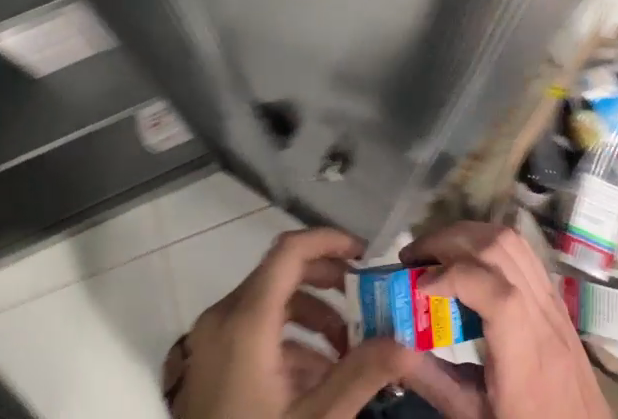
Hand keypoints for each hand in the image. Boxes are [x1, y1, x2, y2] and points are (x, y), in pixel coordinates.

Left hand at [167, 226, 445, 417]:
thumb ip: (360, 376)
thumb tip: (407, 344)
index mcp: (246, 320)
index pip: (289, 252)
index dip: (329, 241)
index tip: (366, 255)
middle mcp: (223, 315)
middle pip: (281, 274)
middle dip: (330, 285)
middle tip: (367, 305)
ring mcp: (211, 336)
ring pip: (270, 303)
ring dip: (313, 318)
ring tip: (348, 353)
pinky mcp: (210, 357)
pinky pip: (254, 329)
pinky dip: (289, 340)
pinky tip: (317, 377)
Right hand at [398, 222, 608, 418]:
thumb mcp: (474, 416)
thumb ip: (431, 379)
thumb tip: (390, 344)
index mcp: (525, 353)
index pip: (495, 291)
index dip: (451, 277)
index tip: (416, 287)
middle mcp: (543, 315)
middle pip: (500, 250)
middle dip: (448, 242)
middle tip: (412, 258)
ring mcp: (553, 301)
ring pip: (511, 240)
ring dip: (466, 234)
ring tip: (435, 251)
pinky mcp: (554, 296)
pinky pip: (522, 250)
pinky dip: (487, 241)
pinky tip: (466, 256)